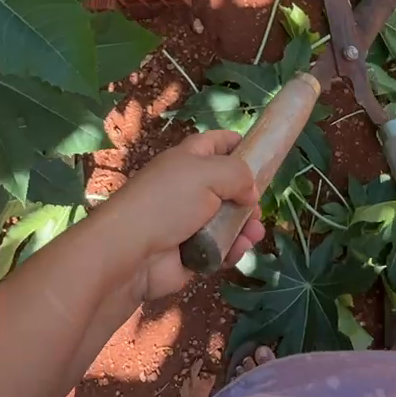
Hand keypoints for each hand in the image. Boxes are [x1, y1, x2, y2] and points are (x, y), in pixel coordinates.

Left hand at [92, 130, 263, 301]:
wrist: (132, 252)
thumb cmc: (169, 201)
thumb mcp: (208, 173)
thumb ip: (238, 174)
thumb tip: (249, 193)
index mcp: (189, 159)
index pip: (217, 143)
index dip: (239, 145)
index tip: (263, 156)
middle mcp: (189, 187)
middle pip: (229, 187)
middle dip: (248, 198)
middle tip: (255, 211)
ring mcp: (189, 221)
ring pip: (228, 220)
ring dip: (245, 227)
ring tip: (252, 235)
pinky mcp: (192, 251)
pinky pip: (220, 247)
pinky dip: (231, 250)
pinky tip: (237, 252)